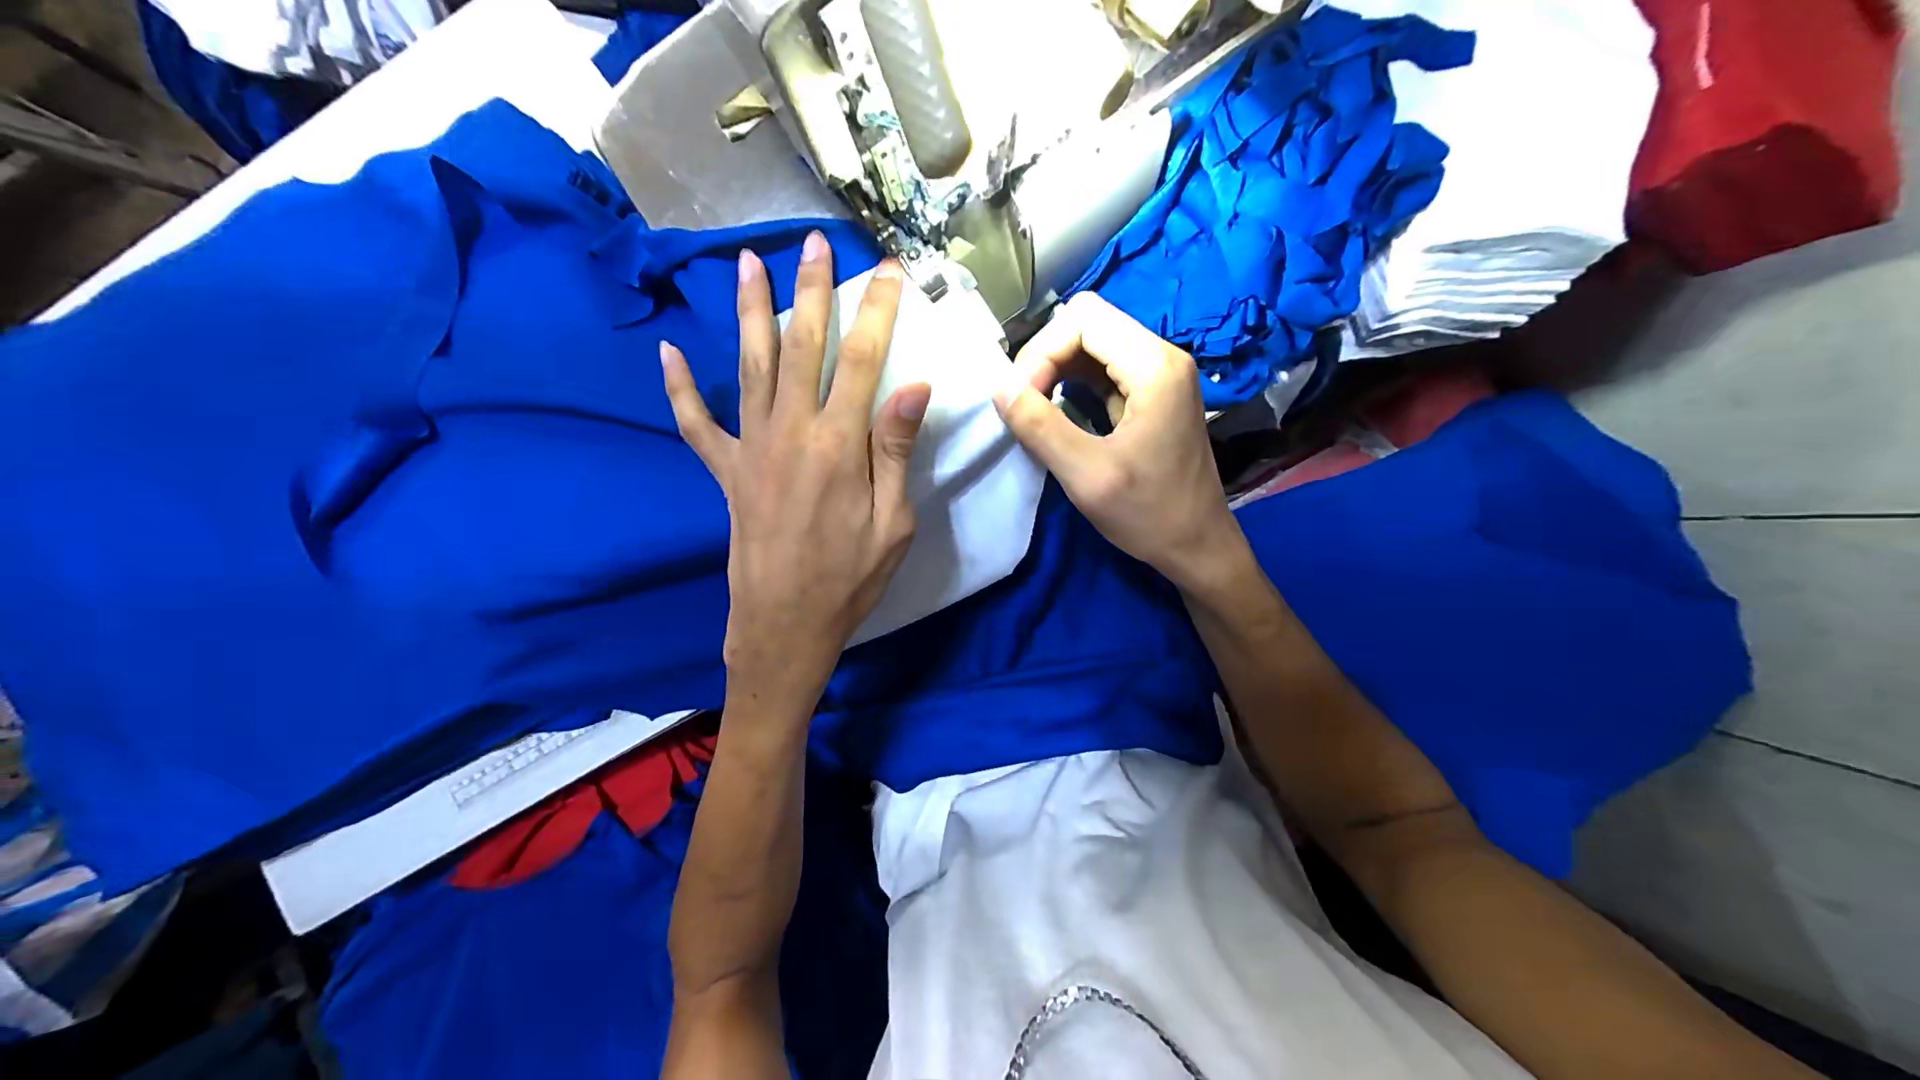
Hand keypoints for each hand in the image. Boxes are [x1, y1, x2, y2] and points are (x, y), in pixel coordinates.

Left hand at [661, 233, 930, 704]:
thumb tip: (914, 384)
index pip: (860, 360)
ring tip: (746, 262)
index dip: (875, 311)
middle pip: (801, 346)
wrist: (784, 624)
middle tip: (812, 242)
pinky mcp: (726, 471)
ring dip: (749, 312)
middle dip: (810, 290)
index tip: (886, 271)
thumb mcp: (894, 523)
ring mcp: (751, 448)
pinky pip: (697, 424)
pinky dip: (680, 389)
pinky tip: (666, 354)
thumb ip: (895, 450)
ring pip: (750, 366)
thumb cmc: (849, 579)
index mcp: (839, 445)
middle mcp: (791, 432)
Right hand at [993, 294, 1246, 594]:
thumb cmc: (1148, 515)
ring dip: (1056, 366)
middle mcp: (1163, 356)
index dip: (1041, 353)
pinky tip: (1056, 408)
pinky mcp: (1152, 391)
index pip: (1082, 320)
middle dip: (1046, 355)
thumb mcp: (1087, 475)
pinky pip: (1103, 364)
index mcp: (1155, 367)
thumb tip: (999, 386)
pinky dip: (1072, 379)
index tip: (1023, 401)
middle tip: (1026, 401)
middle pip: (1087, 321)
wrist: (1198, 546)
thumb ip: (1039, 426)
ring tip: (1035, 406)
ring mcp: (1160, 372)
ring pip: (1092, 340)